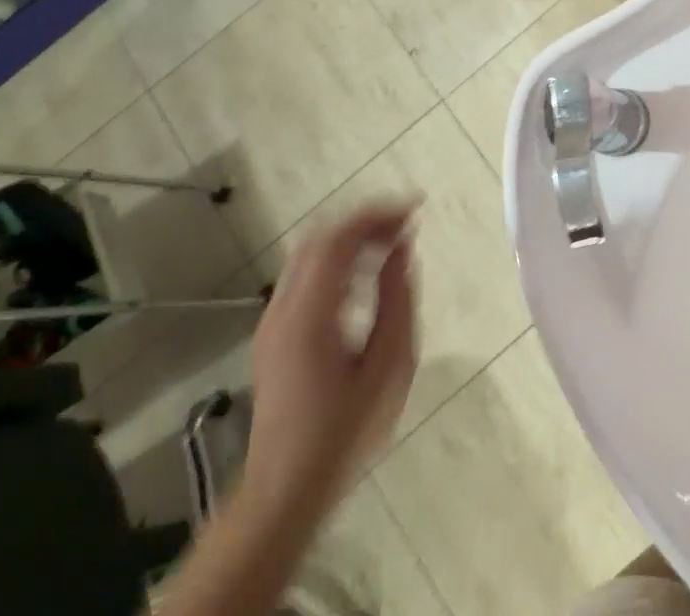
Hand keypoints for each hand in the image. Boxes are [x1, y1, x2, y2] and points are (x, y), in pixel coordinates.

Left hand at [243, 202, 418, 515]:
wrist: (289, 481)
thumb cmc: (348, 427)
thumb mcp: (390, 362)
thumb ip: (396, 300)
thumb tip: (401, 251)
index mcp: (310, 314)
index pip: (337, 240)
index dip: (377, 215)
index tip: (417, 208)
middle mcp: (282, 309)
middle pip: (317, 240)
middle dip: (365, 221)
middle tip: (409, 221)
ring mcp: (273, 323)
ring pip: (308, 257)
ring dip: (351, 240)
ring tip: (396, 241)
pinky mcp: (276, 336)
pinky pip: (306, 278)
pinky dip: (340, 261)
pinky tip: (370, 273)